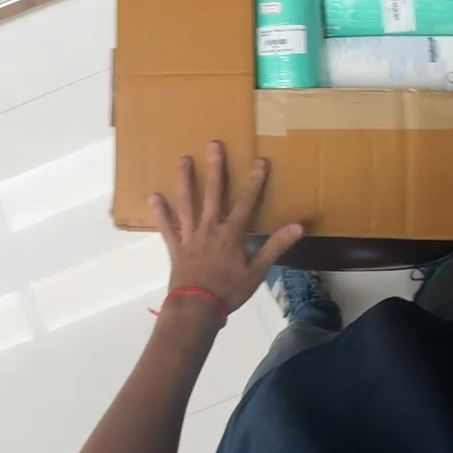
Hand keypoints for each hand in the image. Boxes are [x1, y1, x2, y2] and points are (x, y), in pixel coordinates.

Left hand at [151, 142, 303, 316]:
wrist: (197, 308)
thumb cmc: (229, 290)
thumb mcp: (258, 271)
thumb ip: (276, 246)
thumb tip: (298, 226)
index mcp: (231, 233)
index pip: (247, 202)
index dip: (255, 181)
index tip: (260, 160)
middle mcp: (210, 228)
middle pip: (213, 193)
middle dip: (216, 168)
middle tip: (213, 144)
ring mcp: (190, 235)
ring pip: (187, 203)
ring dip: (185, 181)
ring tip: (183, 160)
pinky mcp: (175, 246)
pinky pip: (167, 227)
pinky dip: (161, 212)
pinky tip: (154, 197)